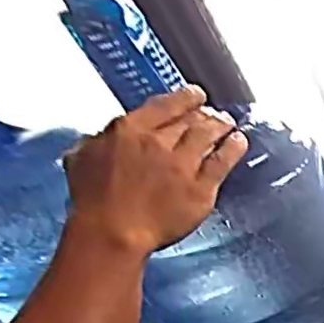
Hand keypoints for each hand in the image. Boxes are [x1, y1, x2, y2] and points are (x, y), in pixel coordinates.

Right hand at [63, 85, 248, 254]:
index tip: (196, 94)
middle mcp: (158, 143)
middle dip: (205, 115)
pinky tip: (239, 142)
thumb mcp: (84, 155)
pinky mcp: (201, 190)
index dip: (184, 98)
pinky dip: (232, 149)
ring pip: (207, 138)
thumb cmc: (95, 198)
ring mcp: (182, 166)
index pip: (163, 106)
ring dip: (221, 127)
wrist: (116, 228)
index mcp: (128, 130)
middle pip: (189, 122)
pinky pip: (221, 163)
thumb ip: (102, 140)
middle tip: (216, 114)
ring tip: (230, 124)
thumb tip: (110, 136)